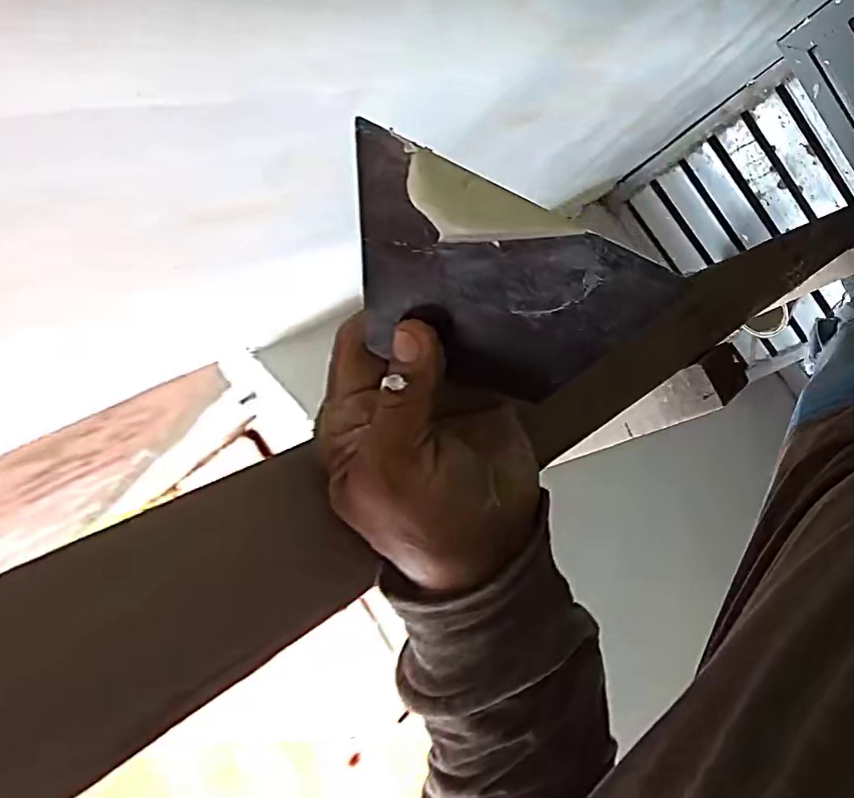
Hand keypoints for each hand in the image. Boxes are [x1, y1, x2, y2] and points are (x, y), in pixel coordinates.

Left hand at [315, 313, 540, 592]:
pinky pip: (485, 353)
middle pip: (405, 334)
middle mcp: (396, 398)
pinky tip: (498, 337)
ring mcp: (442, 394)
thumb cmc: (428, 529)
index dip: (383, 319)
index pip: (358, 345)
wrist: (494, 547)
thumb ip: (401, 398)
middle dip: (425, 318)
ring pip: (447, 338)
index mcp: (355, 415)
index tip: (414, 306)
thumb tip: (409, 333)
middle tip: (449, 309)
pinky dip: (491, 340)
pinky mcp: (483, 393)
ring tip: (476, 319)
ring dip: (461, 326)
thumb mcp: (396, 469)